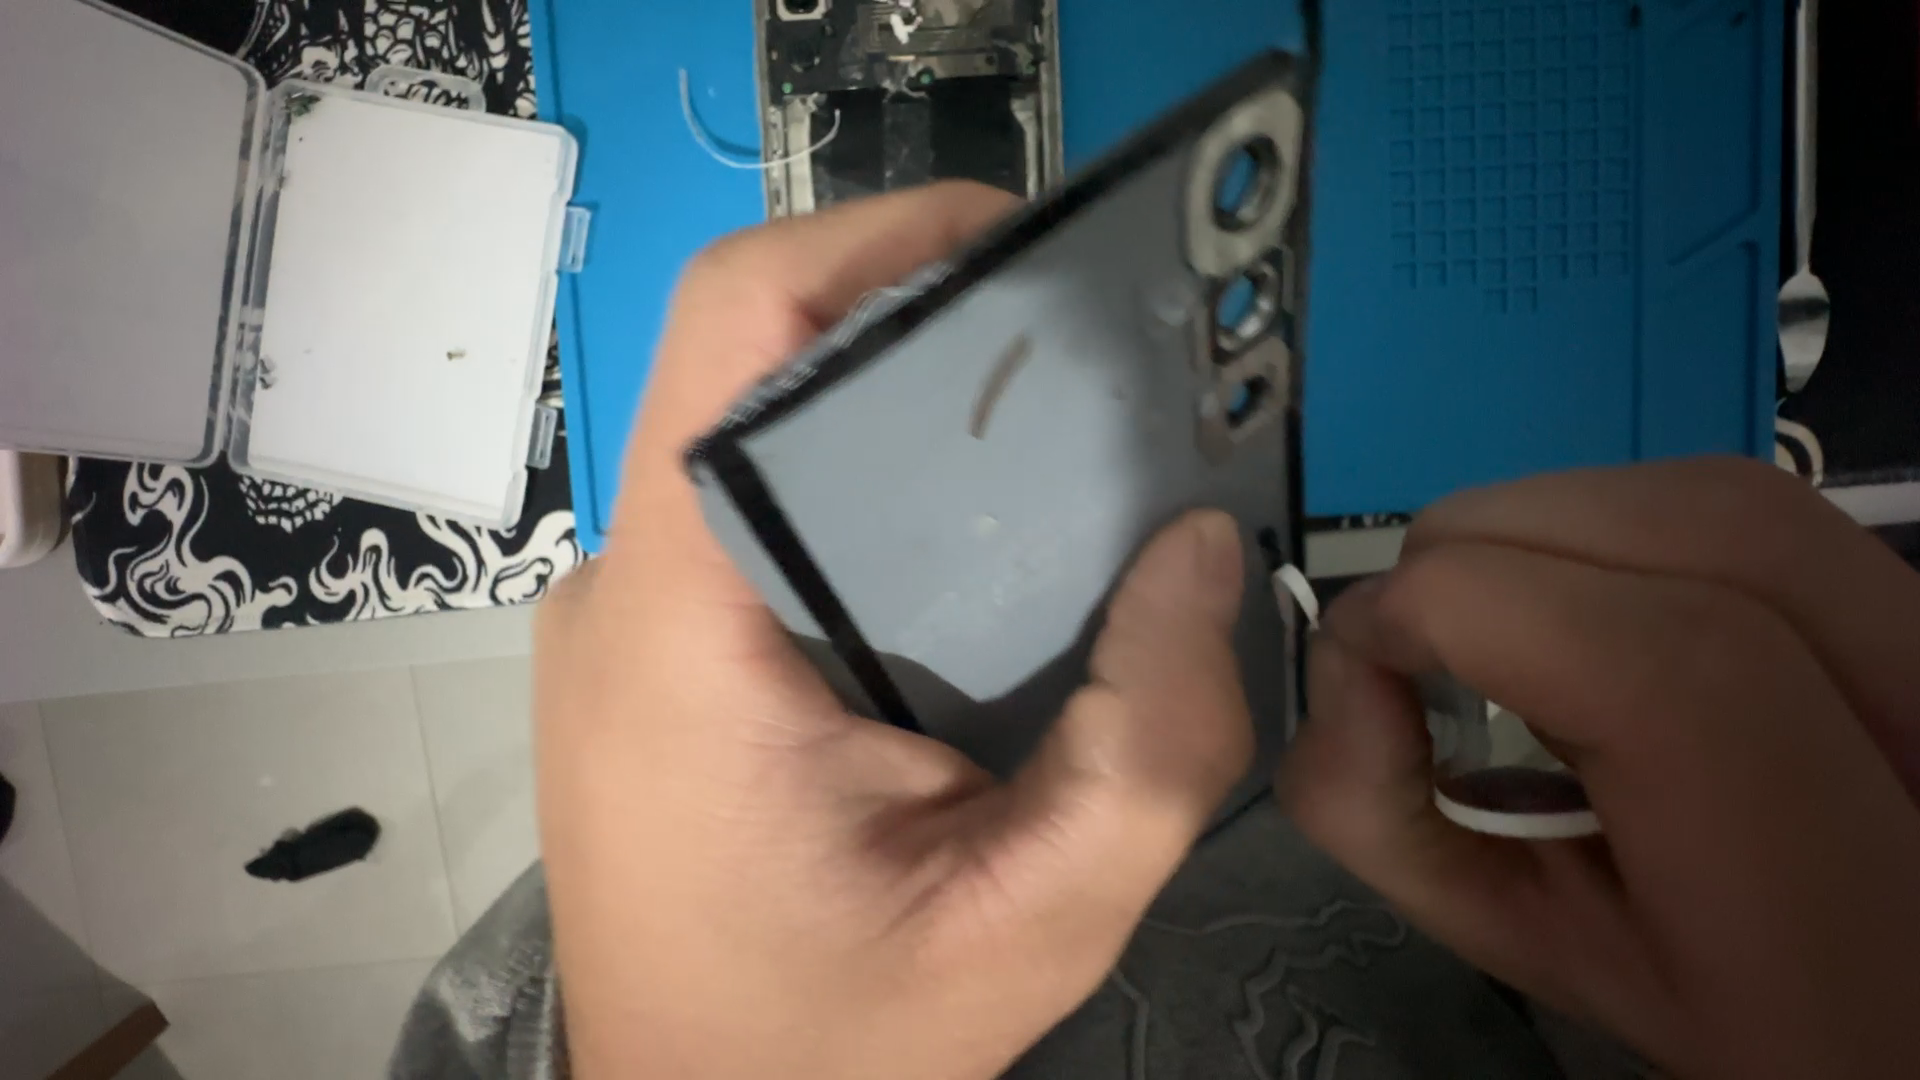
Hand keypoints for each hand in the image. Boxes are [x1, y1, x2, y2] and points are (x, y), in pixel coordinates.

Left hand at [533, 183, 1257, 1079]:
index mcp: (681, 625)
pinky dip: (858, 495)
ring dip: (890, 420)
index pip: (735, 329)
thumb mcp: (1035, 917)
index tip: (1003, 244)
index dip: (866, 241)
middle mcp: (631, 589)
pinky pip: (760, 515)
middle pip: (758, 370)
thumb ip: (1151, 747)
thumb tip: (1202, 553)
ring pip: (764, 444)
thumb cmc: (836, 1046)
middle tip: (1053, 361)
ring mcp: (634, 614)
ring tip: (1021, 453)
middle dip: (910, 331)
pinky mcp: (658, 644)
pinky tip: (952, 552)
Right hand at [1283, 458, 1919, 1078]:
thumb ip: (1371, 810)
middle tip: (1413, 627)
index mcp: (1843, 924)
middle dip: (1476, 550)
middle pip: (1694, 536)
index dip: (1460, 610)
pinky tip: (1569, 591)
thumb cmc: (1670, 973)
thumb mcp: (1502, 931)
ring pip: (1716, 498)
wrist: (1866, 967)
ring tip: (1484, 607)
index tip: (1363, 645)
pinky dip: (1593, 519)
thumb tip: (1344, 659)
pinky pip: (1738, 501)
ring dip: (1531, 522)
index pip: (1659, 669)